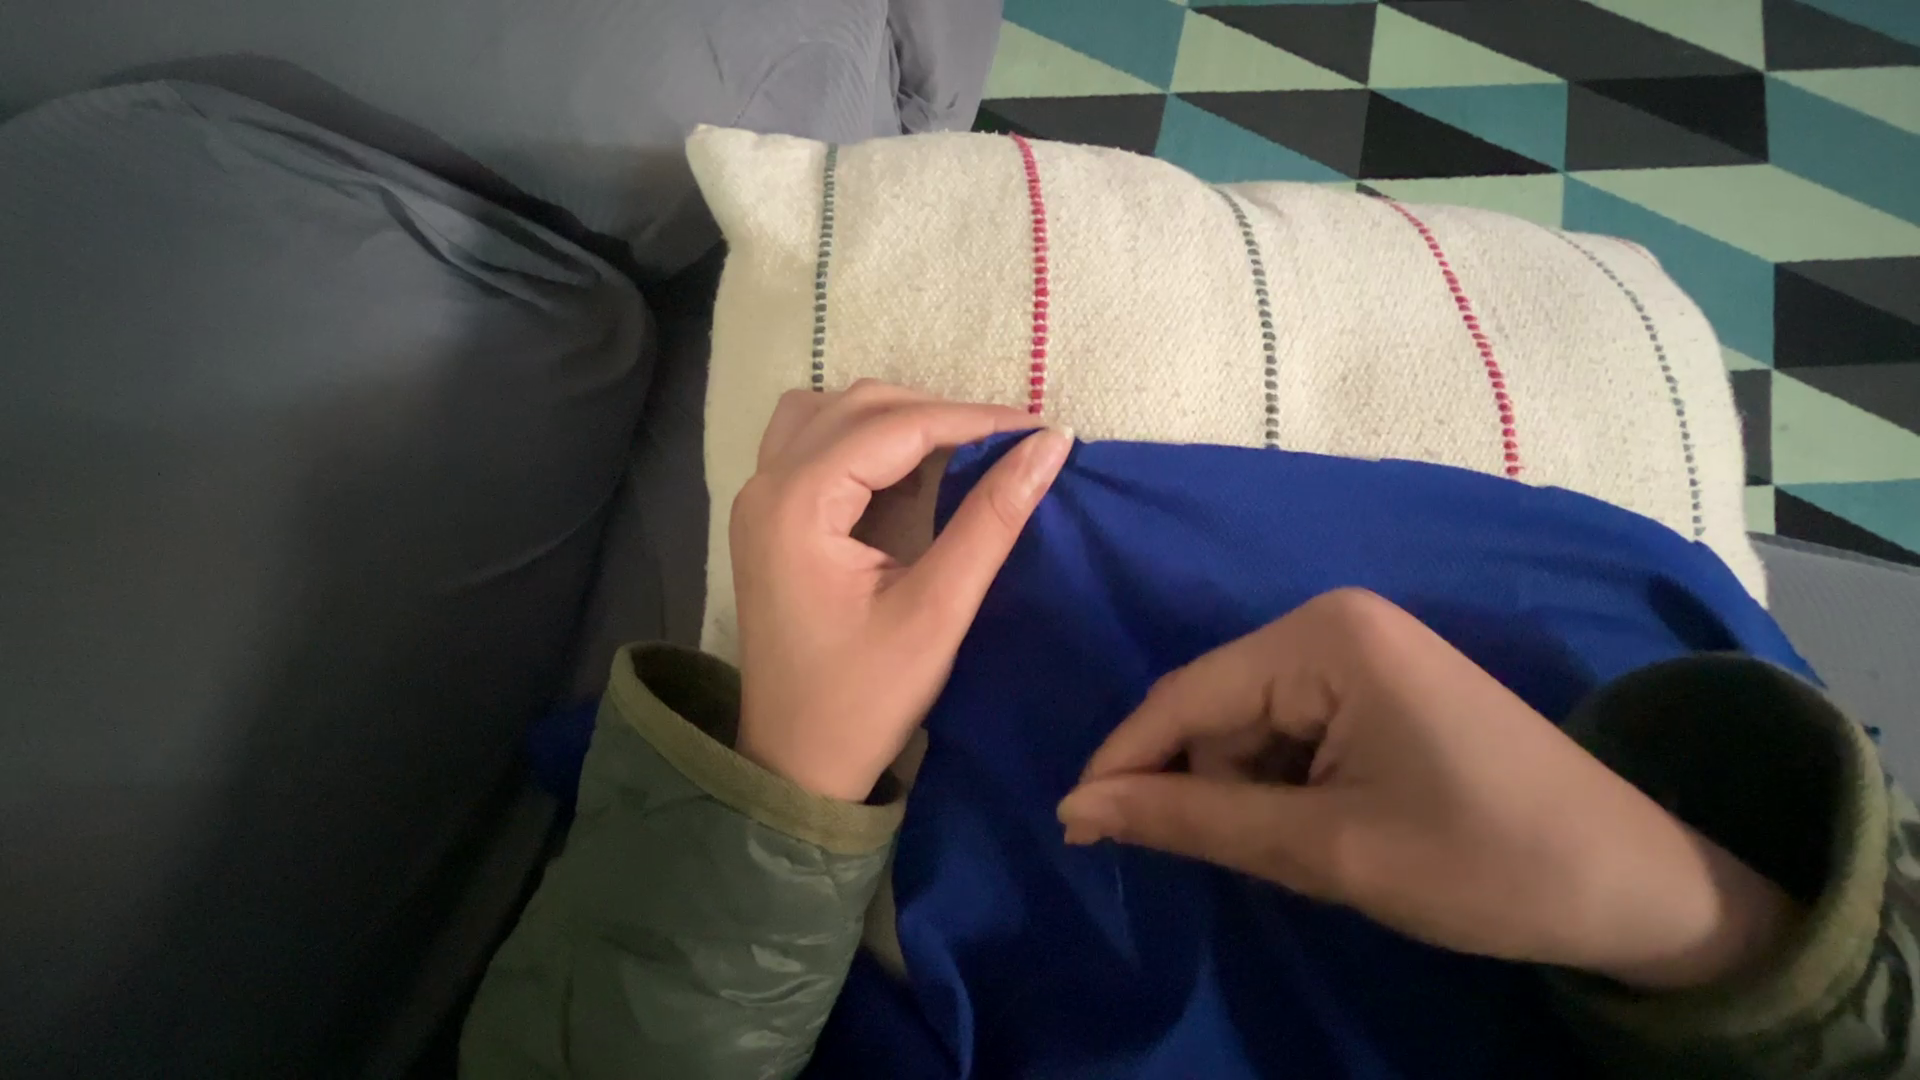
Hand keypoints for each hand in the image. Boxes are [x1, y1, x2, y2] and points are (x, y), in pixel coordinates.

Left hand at [731, 381, 1071, 801]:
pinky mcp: (767, 518)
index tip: (1036, 429)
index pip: (894, 426)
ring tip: (957, 446)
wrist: (795, 762)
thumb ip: (991, 520)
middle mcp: (765, 485)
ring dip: (895, 418)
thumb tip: (1050, 446)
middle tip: (1005, 442)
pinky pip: (814, 444)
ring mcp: (758, 499)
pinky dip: (865, 440)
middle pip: (857, 406)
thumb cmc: (865, 699)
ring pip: (829, 414)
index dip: (971, 419)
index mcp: (796, 505)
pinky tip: (906, 469)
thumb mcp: (937, 610)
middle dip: (936, 413)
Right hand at [1055, 589, 1795, 989]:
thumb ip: (1192, 820)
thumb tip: (1079, 807)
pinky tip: (1316, 826)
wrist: (1647, 892)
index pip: (1187, 696)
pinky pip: (1284, 730)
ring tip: (1299, 852)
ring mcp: (1351, 650)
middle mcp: (1328, 625)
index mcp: (1323, 638)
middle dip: (1200, 784)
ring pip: (1245, 725)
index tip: (1072, 823)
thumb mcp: (1328, 850)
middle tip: (1228, 864)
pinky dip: (1277, 785)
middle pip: (1215, 709)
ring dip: (1242, 791)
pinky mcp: (1368, 683)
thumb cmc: (1489, 863)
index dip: (1125, 761)